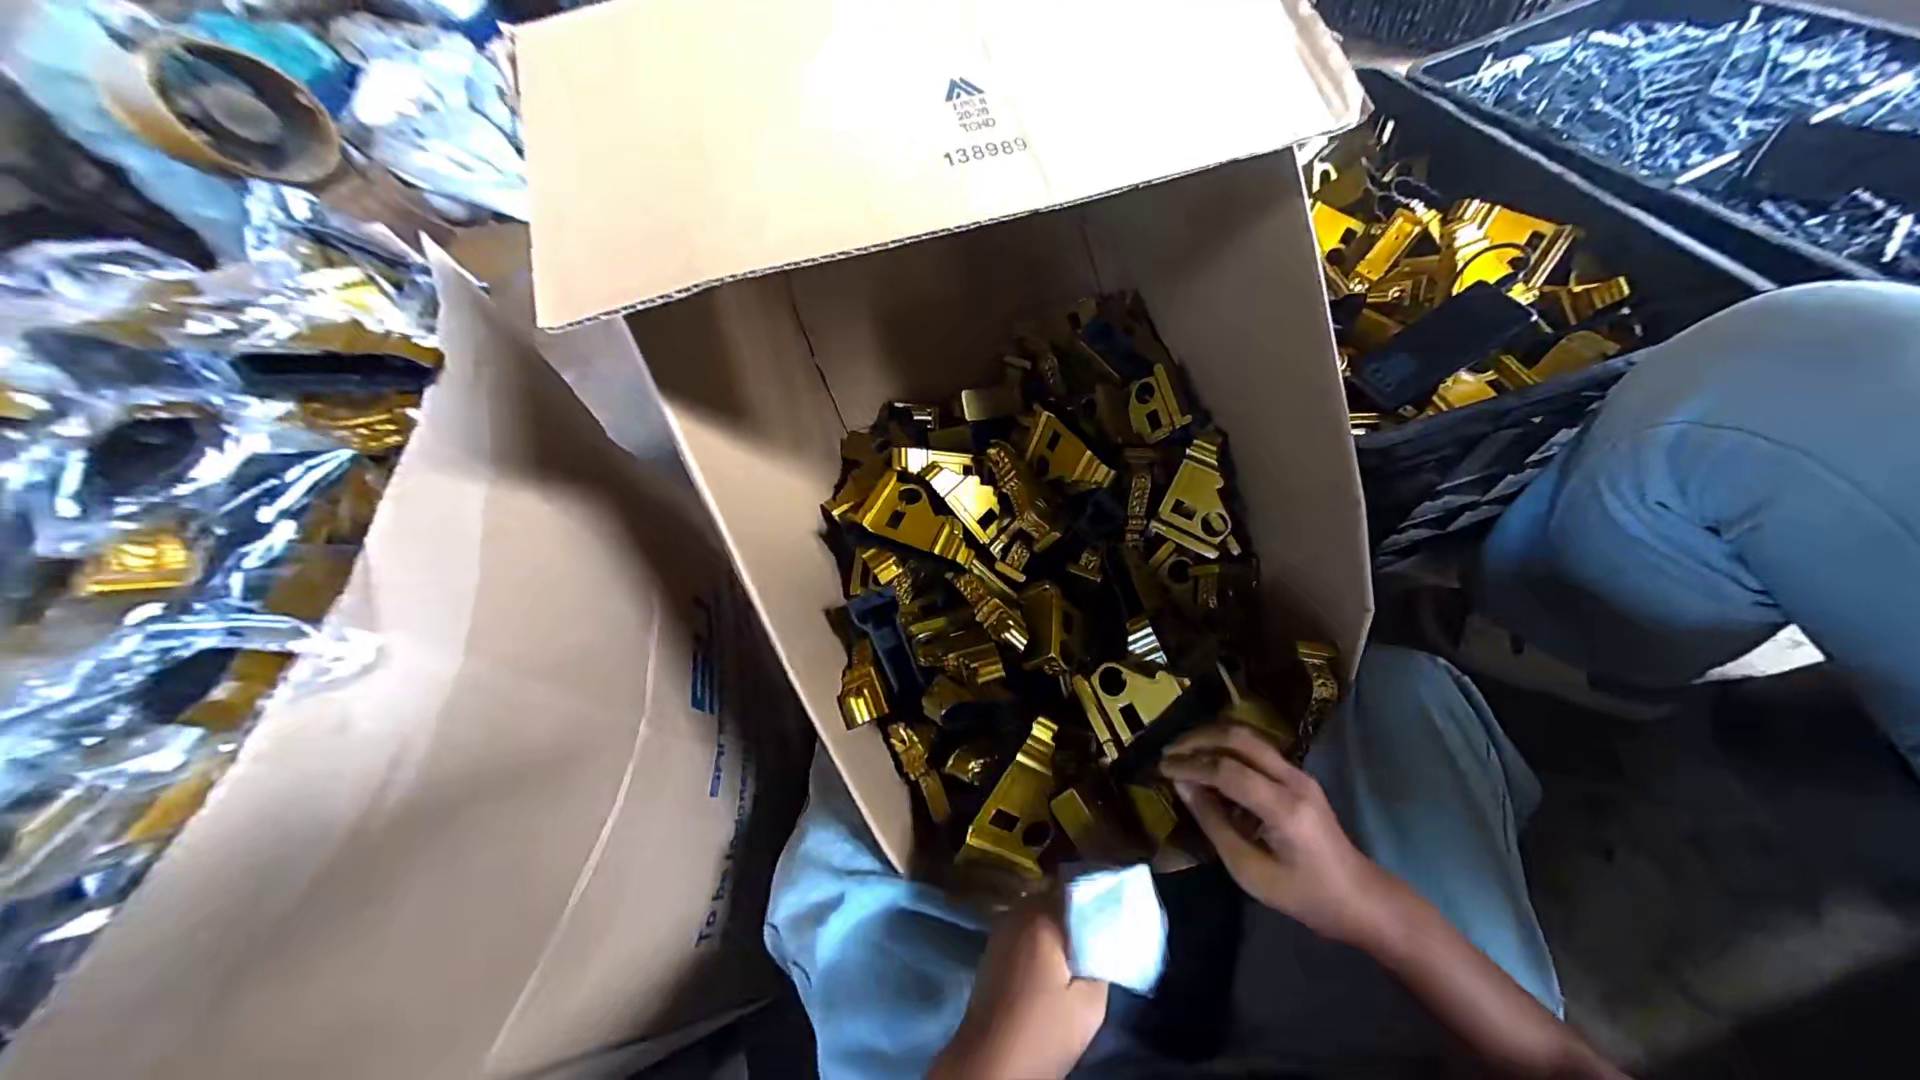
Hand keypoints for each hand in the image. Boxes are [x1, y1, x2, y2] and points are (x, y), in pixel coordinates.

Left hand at [930, 899, 1107, 1079]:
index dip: (1100, 898)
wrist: (989, 1061)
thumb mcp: (1088, 1005)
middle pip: (1056, 897)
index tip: (1118, 908)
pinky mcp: (993, 946)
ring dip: (1059, 922)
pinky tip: (1056, 957)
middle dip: (1079, 909)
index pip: (1077, 891)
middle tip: (1103, 927)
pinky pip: (1025, 926)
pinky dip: (1042, 934)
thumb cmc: (1042, 1032)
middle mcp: (1018, 913)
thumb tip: (1104, 940)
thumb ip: (1101, 963)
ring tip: (1083, 942)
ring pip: (1039, 911)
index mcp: (1042, 918)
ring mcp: (1001, 928)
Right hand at [1160, 722, 1391, 946]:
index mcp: (1283, 807)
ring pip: (1247, 736)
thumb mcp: (1250, 871)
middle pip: (1238, 738)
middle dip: (1197, 739)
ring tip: (1181, 750)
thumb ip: (1214, 824)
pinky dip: (1226, 748)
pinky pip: (1255, 749)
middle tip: (1168, 751)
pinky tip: (1207, 762)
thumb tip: (1183, 786)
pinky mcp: (1297, 776)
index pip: (1227, 770)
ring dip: (1211, 738)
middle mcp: (1293, 779)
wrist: (1361, 899)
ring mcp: (1298, 774)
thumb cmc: (1305, 896)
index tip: (1162, 768)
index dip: (1190, 765)